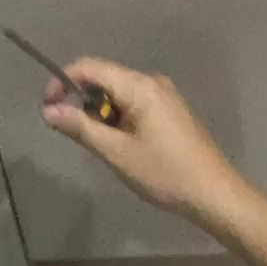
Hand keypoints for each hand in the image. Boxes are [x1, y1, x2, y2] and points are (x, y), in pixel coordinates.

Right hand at [43, 58, 248, 227]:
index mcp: (138, 86)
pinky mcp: (171, 110)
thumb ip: (80, 127)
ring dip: (100, 111)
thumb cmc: (165, 173)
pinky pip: (134, 101)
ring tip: (98, 143)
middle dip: (81, 100)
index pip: (89, 67)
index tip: (48, 106)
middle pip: (104, 78)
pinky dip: (118, 116)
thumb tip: (48, 110)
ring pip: (118, 91)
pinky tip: (121, 143)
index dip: (63, 81)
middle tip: (70, 130)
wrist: (218, 197)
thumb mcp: (116, 153)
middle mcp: (151, 82)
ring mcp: (164, 95)